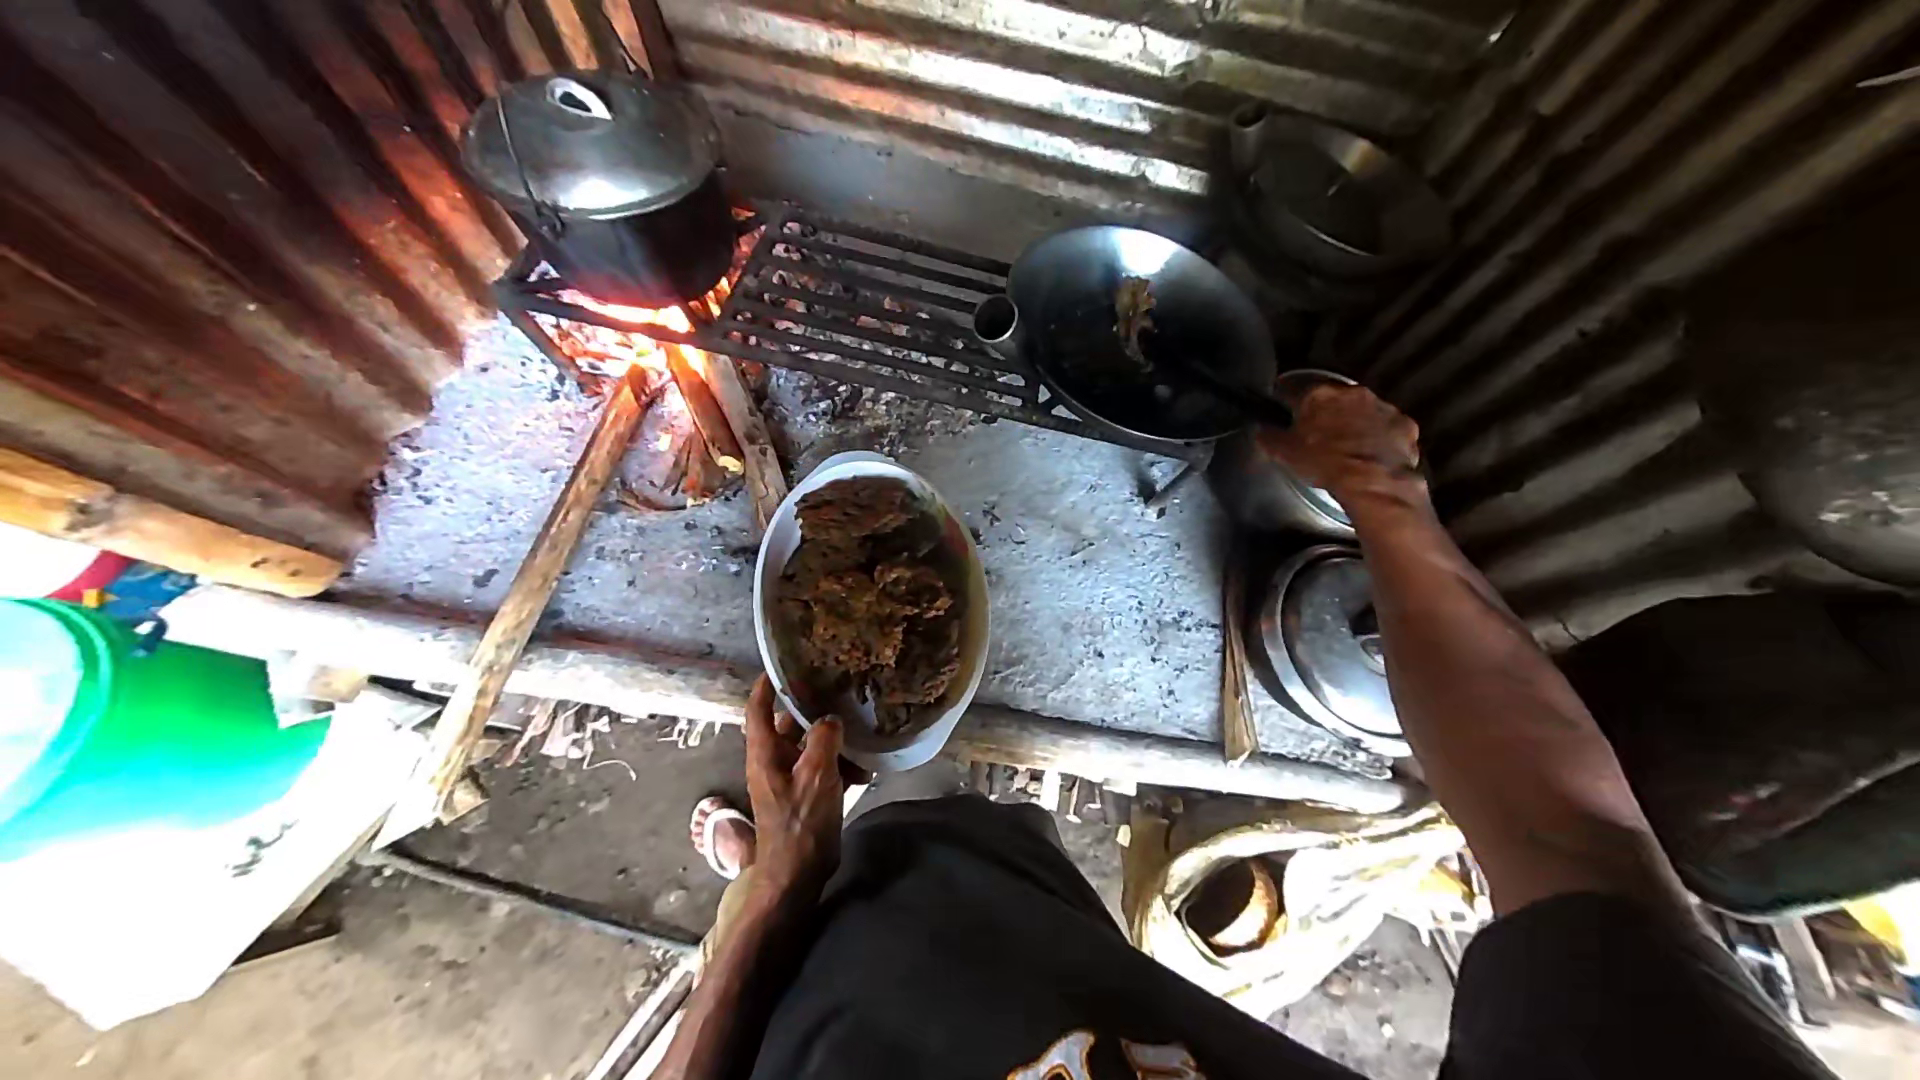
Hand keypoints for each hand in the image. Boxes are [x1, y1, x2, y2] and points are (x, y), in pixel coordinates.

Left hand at [743, 675, 845, 900]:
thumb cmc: (801, 822)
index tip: (781, 665)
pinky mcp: (804, 794)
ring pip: (808, 745)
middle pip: (788, 724)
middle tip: (836, 690)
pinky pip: (820, 767)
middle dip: (811, 709)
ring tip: (858, 731)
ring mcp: (788, 779)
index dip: (766, 685)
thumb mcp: (816, 774)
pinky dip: (839, 764)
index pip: (758, 709)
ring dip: (832, 739)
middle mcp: (772, 761)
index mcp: (764, 753)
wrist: (798, 874)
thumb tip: (829, 719)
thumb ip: (823, 738)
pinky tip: (864, 769)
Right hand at [1256, 382, 1423, 502]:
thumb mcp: (1284, 454)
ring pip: (1363, 411)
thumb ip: (1270, 437)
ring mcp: (1383, 407)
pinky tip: (1372, 455)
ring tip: (1347, 446)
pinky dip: (1379, 438)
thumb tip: (1261, 429)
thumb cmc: (1323, 463)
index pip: (1294, 391)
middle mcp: (1352, 393)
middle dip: (1325, 412)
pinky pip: (1387, 428)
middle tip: (1317, 433)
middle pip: (1333, 399)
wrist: (1373, 482)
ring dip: (1355, 423)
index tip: (1283, 409)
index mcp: (1319, 395)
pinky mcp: (1405, 425)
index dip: (1286, 401)